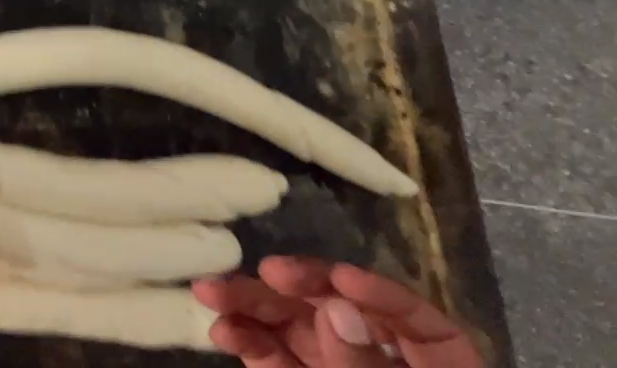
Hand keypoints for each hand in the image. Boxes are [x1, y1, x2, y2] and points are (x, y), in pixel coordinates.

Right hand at [194, 257, 482, 367]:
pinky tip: (220, 331)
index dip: (382, 294)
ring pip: (295, 329)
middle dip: (293, 291)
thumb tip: (335, 304)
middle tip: (260, 271)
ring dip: (251, 309)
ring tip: (210, 294)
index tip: (339, 276)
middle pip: (339, 314)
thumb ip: (366, 364)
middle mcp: (381, 361)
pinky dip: (247, 341)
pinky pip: (273, 356)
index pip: (419, 322)